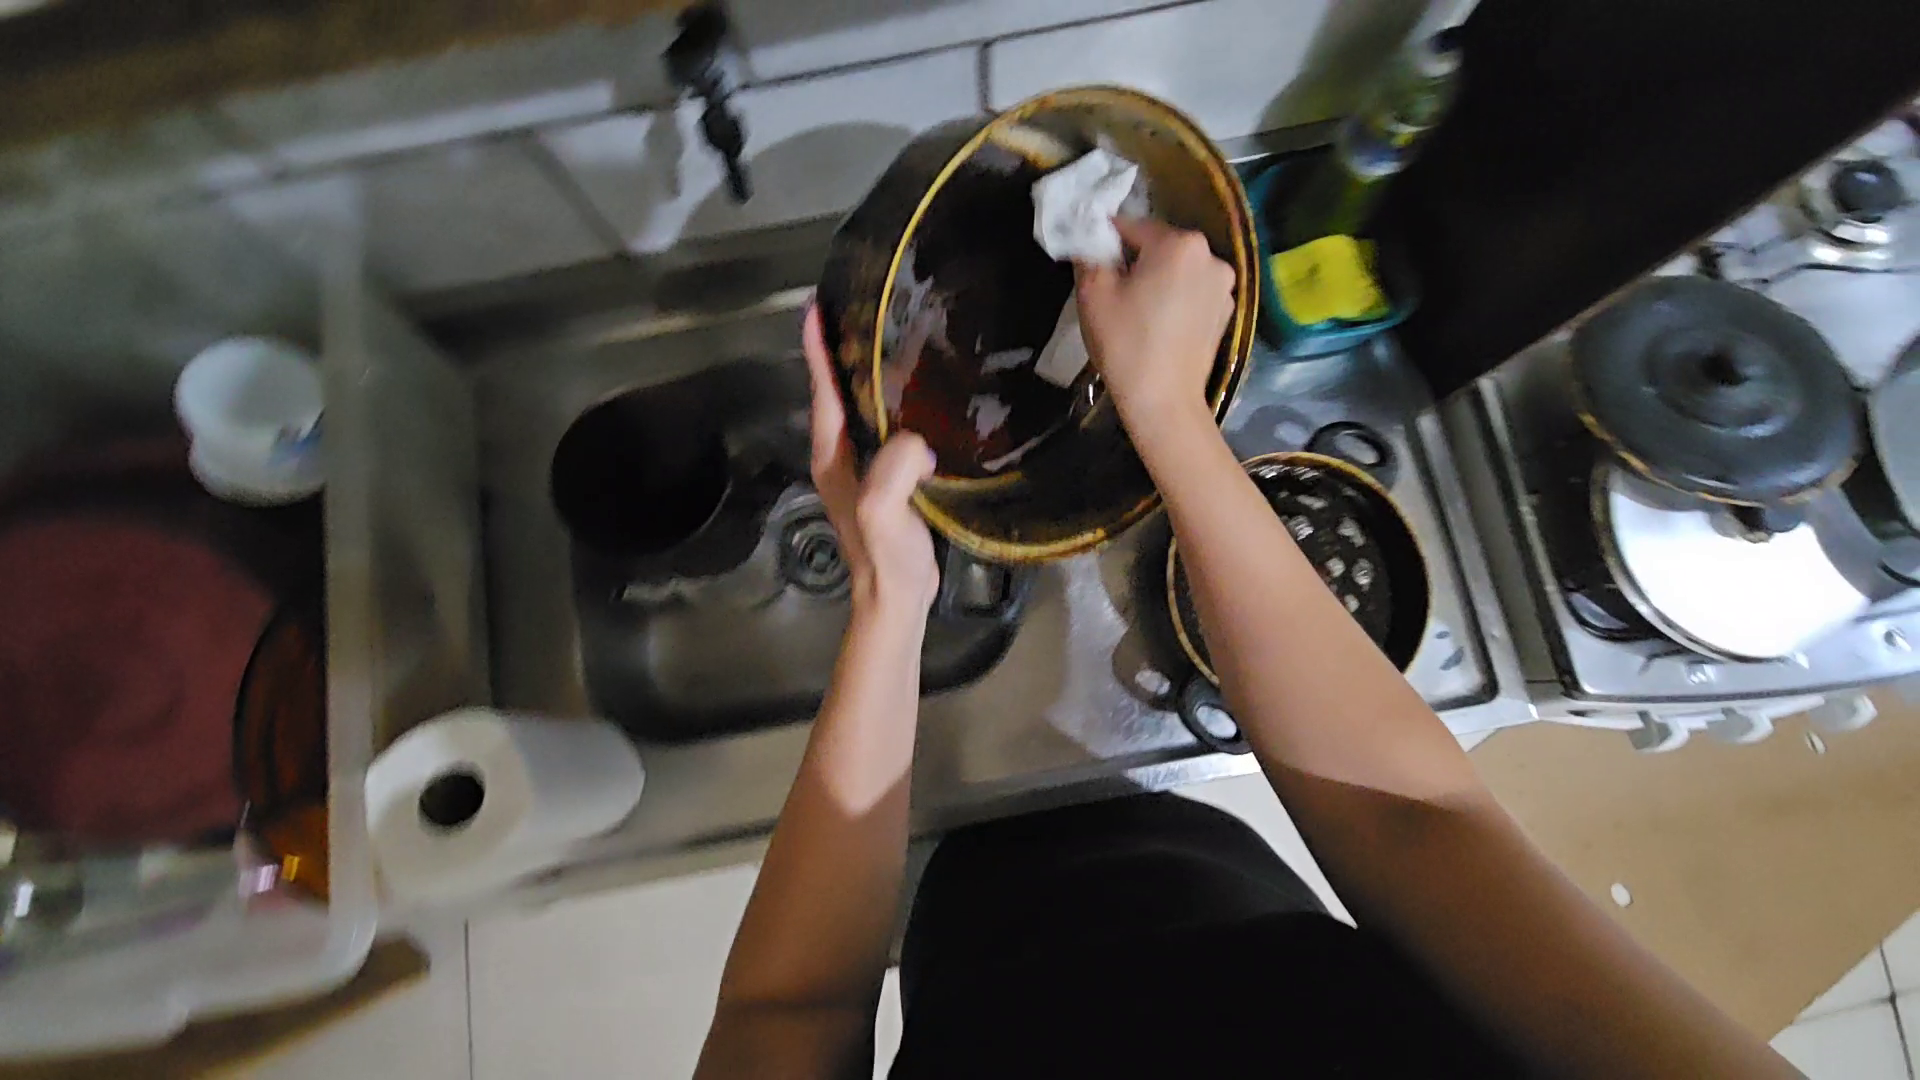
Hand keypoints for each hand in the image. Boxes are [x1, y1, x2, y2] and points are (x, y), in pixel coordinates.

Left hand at [802, 303, 939, 618]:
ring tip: (891, 343)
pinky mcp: (886, 480)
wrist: (896, 596)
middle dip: (841, 354)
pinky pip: (887, 431)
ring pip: (862, 411)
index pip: (822, 393)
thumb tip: (918, 443)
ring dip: (868, 378)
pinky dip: (896, 406)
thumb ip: (894, 469)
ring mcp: (862, 469)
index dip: (817, 350)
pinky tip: (920, 397)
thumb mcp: (884, 509)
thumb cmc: (885, 556)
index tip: (814, 307)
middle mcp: (840, 457)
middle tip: (861, 312)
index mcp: (832, 457)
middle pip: (837, 395)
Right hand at [1075, 217, 1236, 425]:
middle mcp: (1211, 256)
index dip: (1107, 243)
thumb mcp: (1093, 294)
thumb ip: (1090, 255)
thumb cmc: (1125, 344)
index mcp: (1179, 244)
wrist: (1163, 401)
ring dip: (1158, 282)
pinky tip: (1159, 327)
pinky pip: (1193, 294)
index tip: (1092, 265)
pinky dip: (1176, 301)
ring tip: (1137, 313)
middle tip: (1114, 294)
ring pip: (1178, 271)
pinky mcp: (1226, 314)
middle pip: (1160, 248)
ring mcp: (1224, 286)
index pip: (1133, 227)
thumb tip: (1090, 241)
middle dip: (1136, 263)